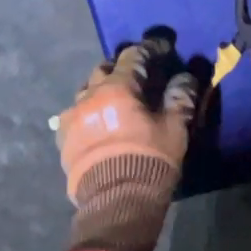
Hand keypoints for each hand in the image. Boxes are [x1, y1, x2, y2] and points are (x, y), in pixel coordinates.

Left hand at [53, 35, 198, 250]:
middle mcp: (90, 94)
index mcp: (118, 87)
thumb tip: (187, 76)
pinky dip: (88, 112)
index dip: (150, 48)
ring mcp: (72, 116)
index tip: (163, 47)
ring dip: (101, 89)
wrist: (115, 203)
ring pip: (86, 90)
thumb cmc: (149, 160)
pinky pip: (74, 115)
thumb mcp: (174, 129)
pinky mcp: (63, 138)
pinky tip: (97, 123)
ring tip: (115, 100)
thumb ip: (180, 98)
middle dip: (122, 68)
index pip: (134, 55)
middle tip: (139, 76)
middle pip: (105, 69)